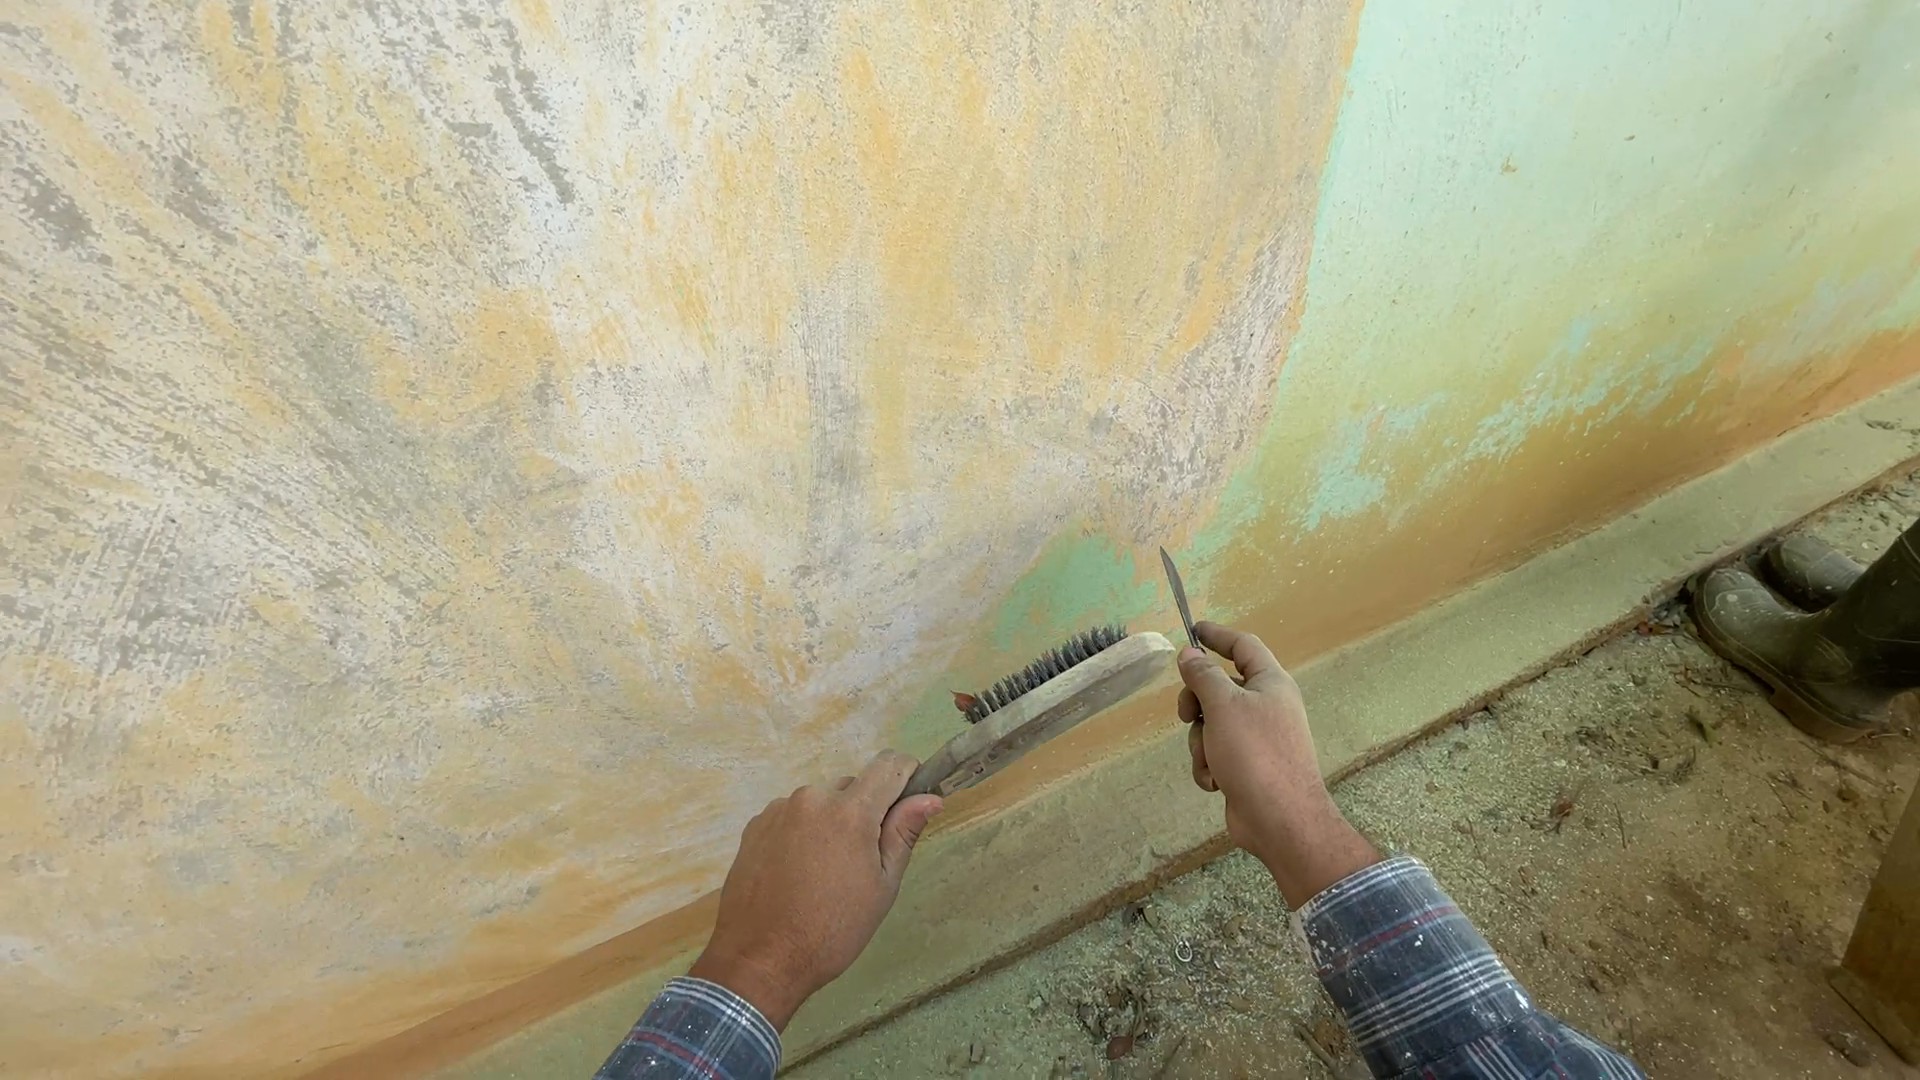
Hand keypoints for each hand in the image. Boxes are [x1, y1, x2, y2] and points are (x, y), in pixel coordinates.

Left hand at [688, 751, 942, 1029]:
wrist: (758, 962)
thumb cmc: (832, 931)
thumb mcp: (882, 887)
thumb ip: (904, 833)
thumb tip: (930, 797)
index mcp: (850, 811)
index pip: (889, 764)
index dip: (906, 774)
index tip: (909, 799)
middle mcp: (814, 797)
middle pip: (853, 786)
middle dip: (865, 810)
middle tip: (861, 857)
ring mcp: (780, 808)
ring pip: (822, 801)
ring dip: (832, 820)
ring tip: (823, 869)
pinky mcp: (756, 824)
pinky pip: (793, 814)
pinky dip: (802, 830)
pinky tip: (796, 870)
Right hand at [1177, 620, 1377, 905]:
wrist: (1281, 821)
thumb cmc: (1255, 753)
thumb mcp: (1223, 706)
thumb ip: (1203, 675)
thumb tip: (1189, 653)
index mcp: (1270, 683)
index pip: (1243, 646)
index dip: (1217, 635)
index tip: (1192, 630)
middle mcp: (1267, 706)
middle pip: (1219, 687)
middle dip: (1197, 702)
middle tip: (1186, 715)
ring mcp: (1258, 738)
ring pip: (1212, 723)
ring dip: (1202, 742)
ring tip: (1211, 760)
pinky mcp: (1247, 766)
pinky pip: (1216, 752)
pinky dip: (1209, 765)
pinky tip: (1216, 781)